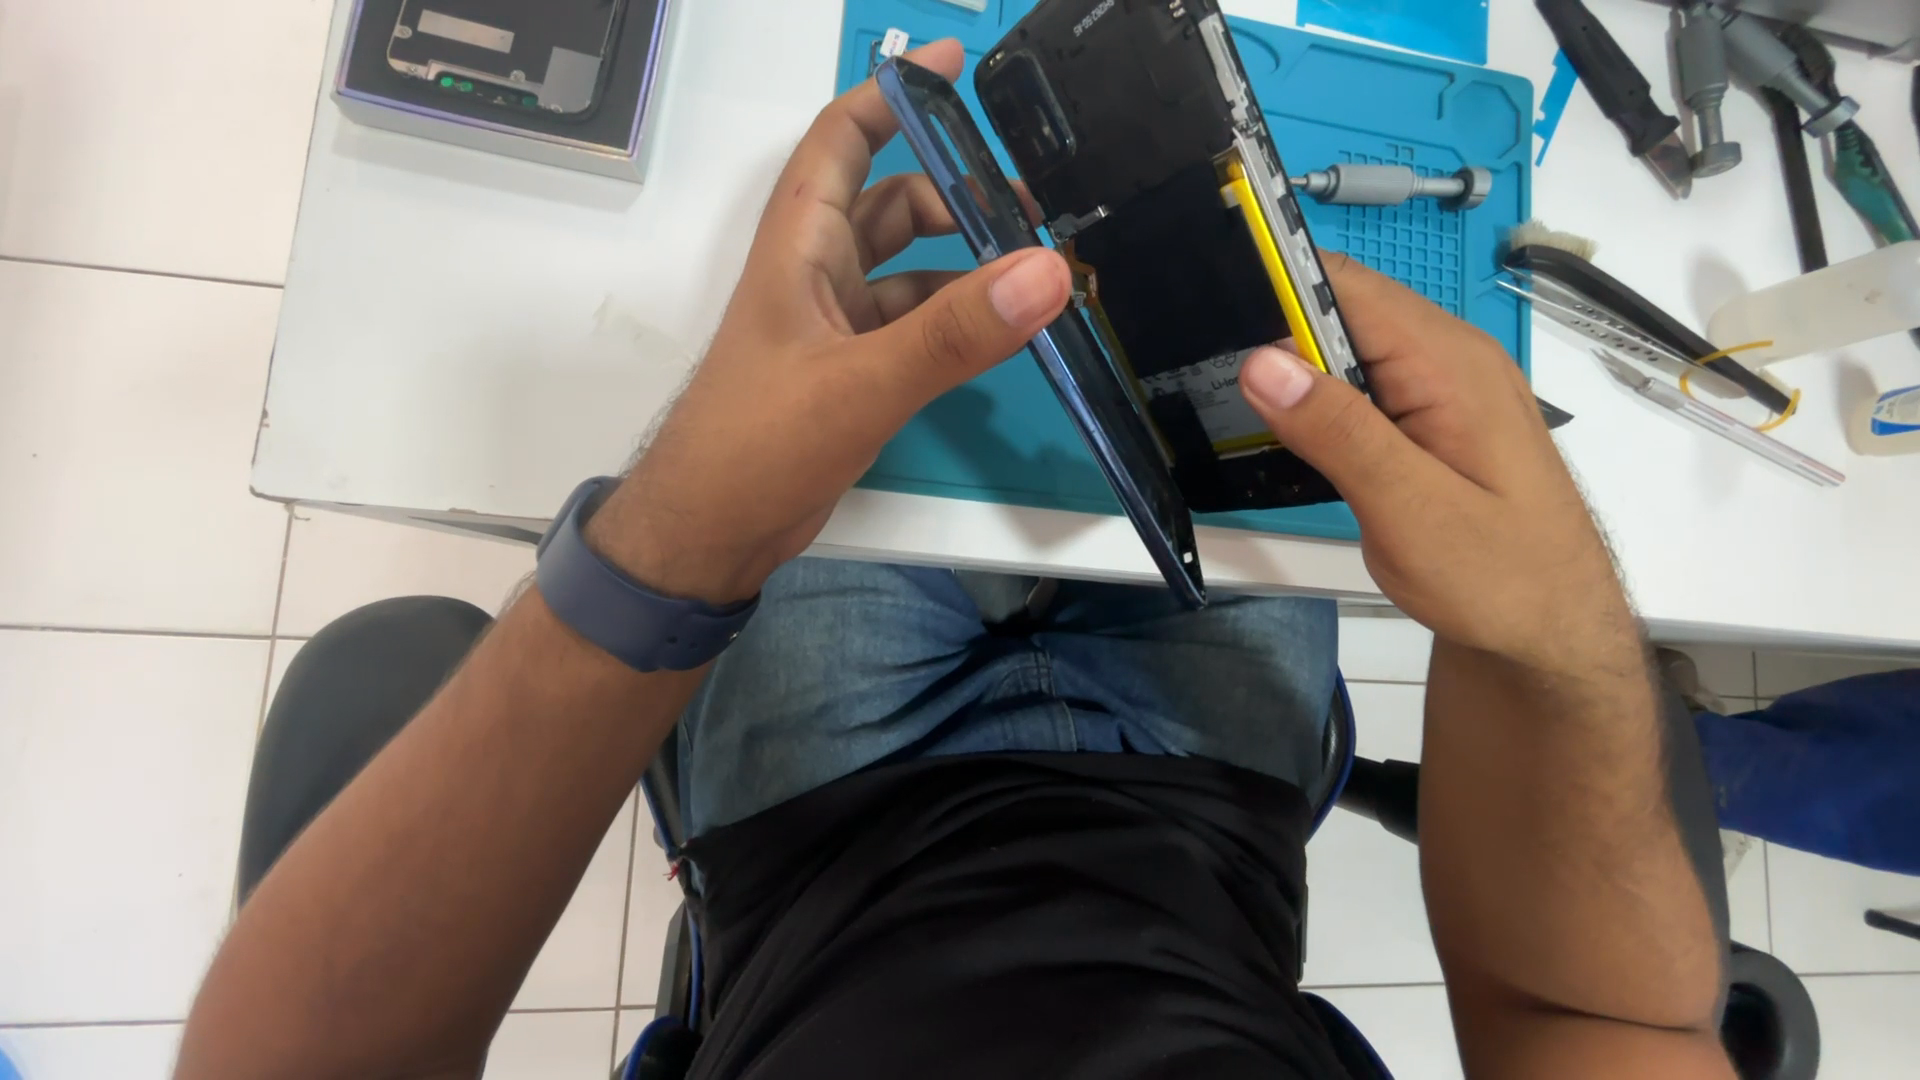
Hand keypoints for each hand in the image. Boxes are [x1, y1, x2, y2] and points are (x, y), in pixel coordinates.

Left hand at [586, 41, 1070, 602]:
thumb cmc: (760, 444)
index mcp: (800, 247)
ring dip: (960, 267)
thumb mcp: (860, 382)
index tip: (951, 68)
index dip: (891, 97)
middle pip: (889, 205)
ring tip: (1030, 273)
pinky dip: (951, 325)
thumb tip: (1045, 273)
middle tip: (1027, 210)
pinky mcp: (850, 378)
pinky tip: (995, 336)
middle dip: (953, 194)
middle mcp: (817, 277)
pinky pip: (910, 331)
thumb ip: (952, 333)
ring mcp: (835, 331)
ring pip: (906, 274)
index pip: (842, 141)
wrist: (713, 531)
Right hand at [1238, 256, 1637, 675]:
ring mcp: (1440, 386)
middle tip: (1198, 363)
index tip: (1206, 315)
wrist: (1546, 629)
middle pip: (1343, 307)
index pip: (1346, 288)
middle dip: (1270, 323)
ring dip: (1287, 360)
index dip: (1275, 286)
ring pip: (1347, 343)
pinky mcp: (1427, 415)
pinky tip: (1276, 420)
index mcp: (1446, 364)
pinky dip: (1312, 391)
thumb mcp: (1410, 510)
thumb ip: (1340, 433)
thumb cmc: (1492, 576)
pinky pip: (1360, 378)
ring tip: (1218, 386)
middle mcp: (1447, 357)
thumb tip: (1262, 362)